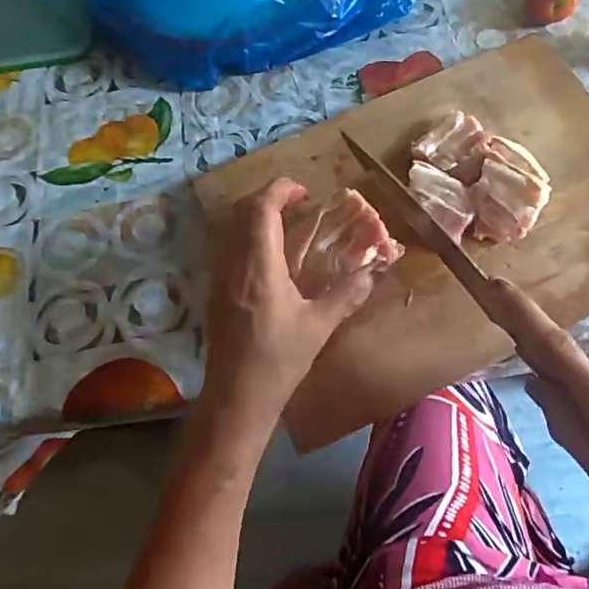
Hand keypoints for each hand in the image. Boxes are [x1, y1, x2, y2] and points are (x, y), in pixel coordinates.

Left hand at [202, 178, 375, 426]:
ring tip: (287, 226)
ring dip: (257, 218)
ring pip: (233, 230)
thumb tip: (372, 271)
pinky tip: (271, 259)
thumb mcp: (319, 327)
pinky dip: (249, 238)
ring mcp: (220, 278)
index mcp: (259, 267)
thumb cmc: (278, 362)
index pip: (261, 209)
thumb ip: (346, 294)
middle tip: (298, 204)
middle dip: (269, 199)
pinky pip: (230, 249)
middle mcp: (233, 265)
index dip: (280, 190)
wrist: (235, 397)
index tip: (304, 191)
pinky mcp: (216, 292)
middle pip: (243, 213)